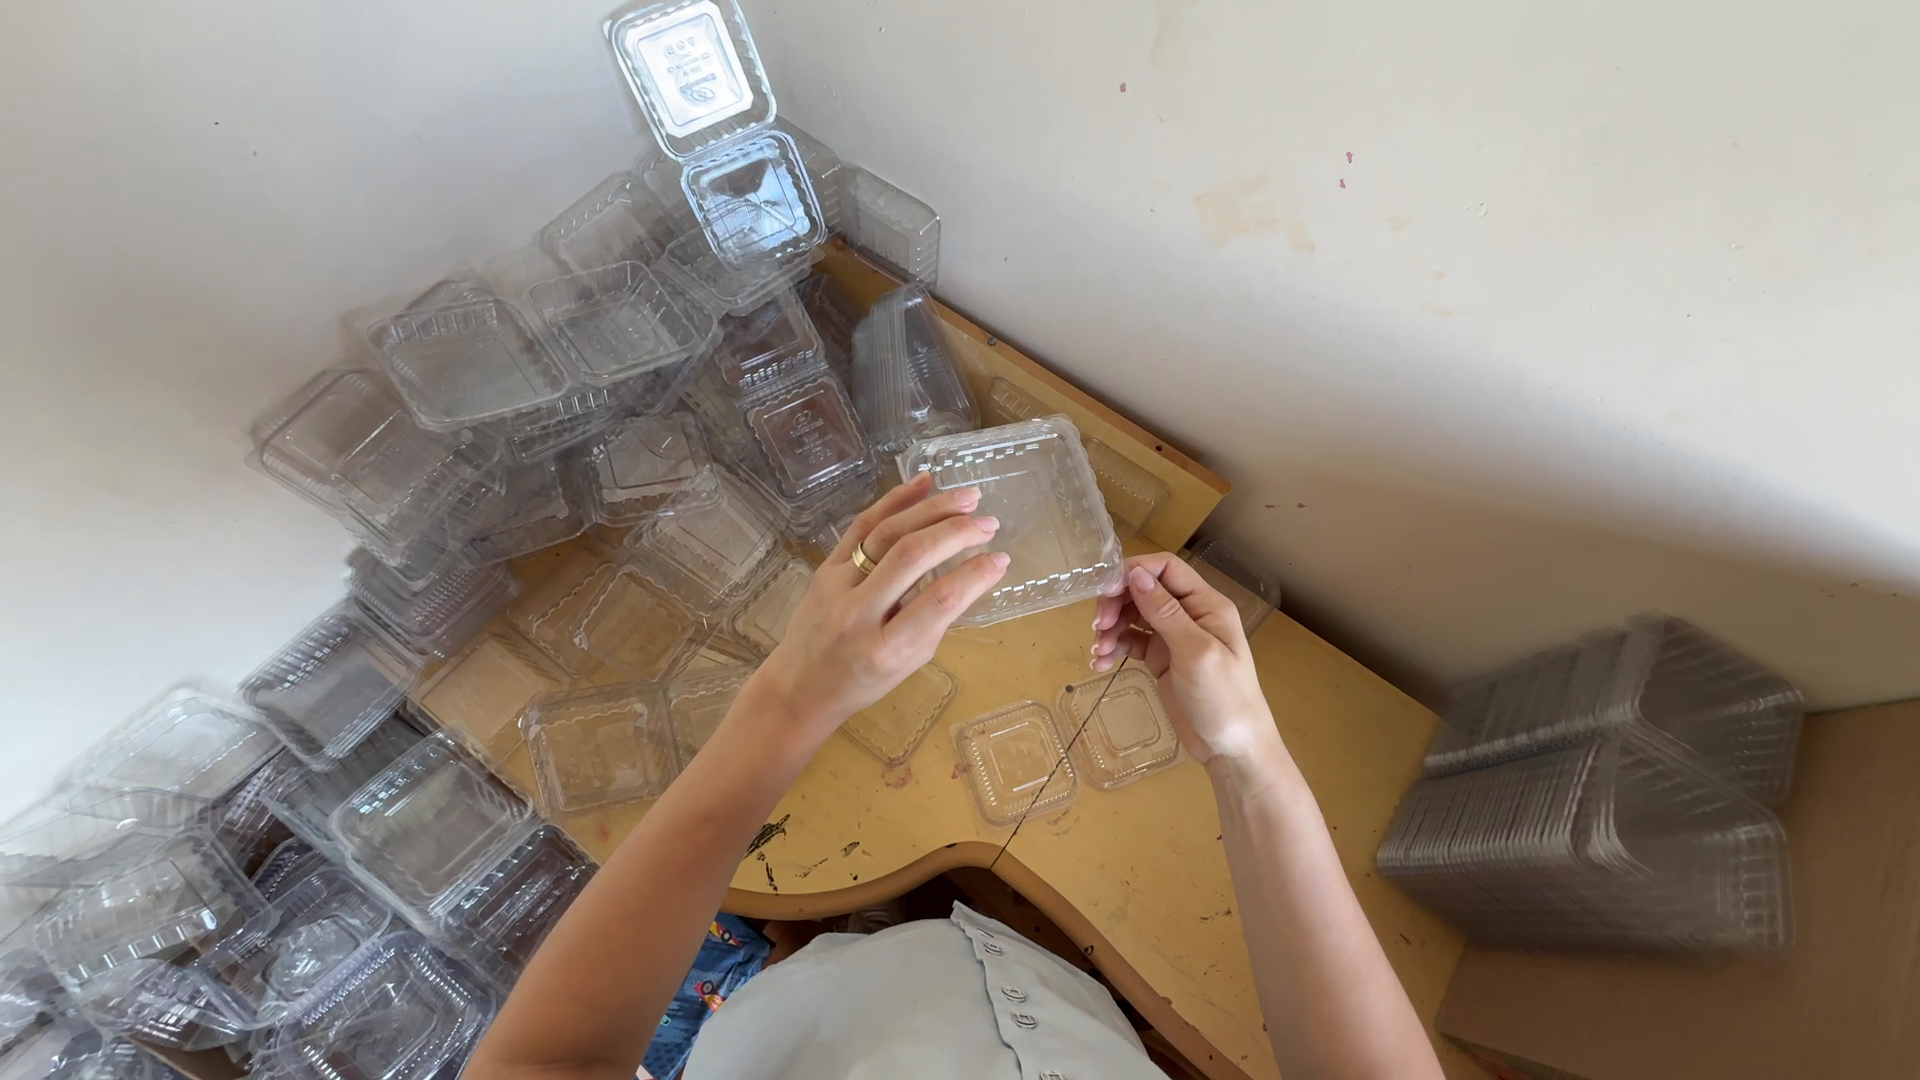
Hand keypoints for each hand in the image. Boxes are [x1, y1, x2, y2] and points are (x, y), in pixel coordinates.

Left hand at [748, 473, 1008, 740]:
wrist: (802, 685)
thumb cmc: (864, 682)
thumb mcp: (910, 663)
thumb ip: (937, 619)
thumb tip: (974, 572)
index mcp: (887, 648)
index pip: (939, 600)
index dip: (975, 575)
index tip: (1001, 558)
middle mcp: (860, 612)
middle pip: (911, 556)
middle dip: (956, 533)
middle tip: (988, 522)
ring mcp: (837, 584)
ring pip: (887, 532)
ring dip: (932, 509)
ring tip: (968, 498)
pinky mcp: (826, 565)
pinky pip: (862, 524)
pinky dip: (895, 499)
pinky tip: (925, 483)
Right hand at [1090, 553, 1281, 767]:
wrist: (1233, 750)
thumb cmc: (1224, 699)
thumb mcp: (1195, 653)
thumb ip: (1165, 612)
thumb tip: (1135, 573)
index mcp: (1205, 605)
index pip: (1166, 568)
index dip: (1133, 571)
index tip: (1105, 589)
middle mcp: (1189, 614)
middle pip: (1143, 590)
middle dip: (1116, 603)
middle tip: (1098, 626)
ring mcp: (1173, 637)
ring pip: (1133, 615)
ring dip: (1111, 628)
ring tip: (1100, 651)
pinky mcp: (1161, 659)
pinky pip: (1131, 642)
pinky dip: (1115, 648)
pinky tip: (1101, 664)